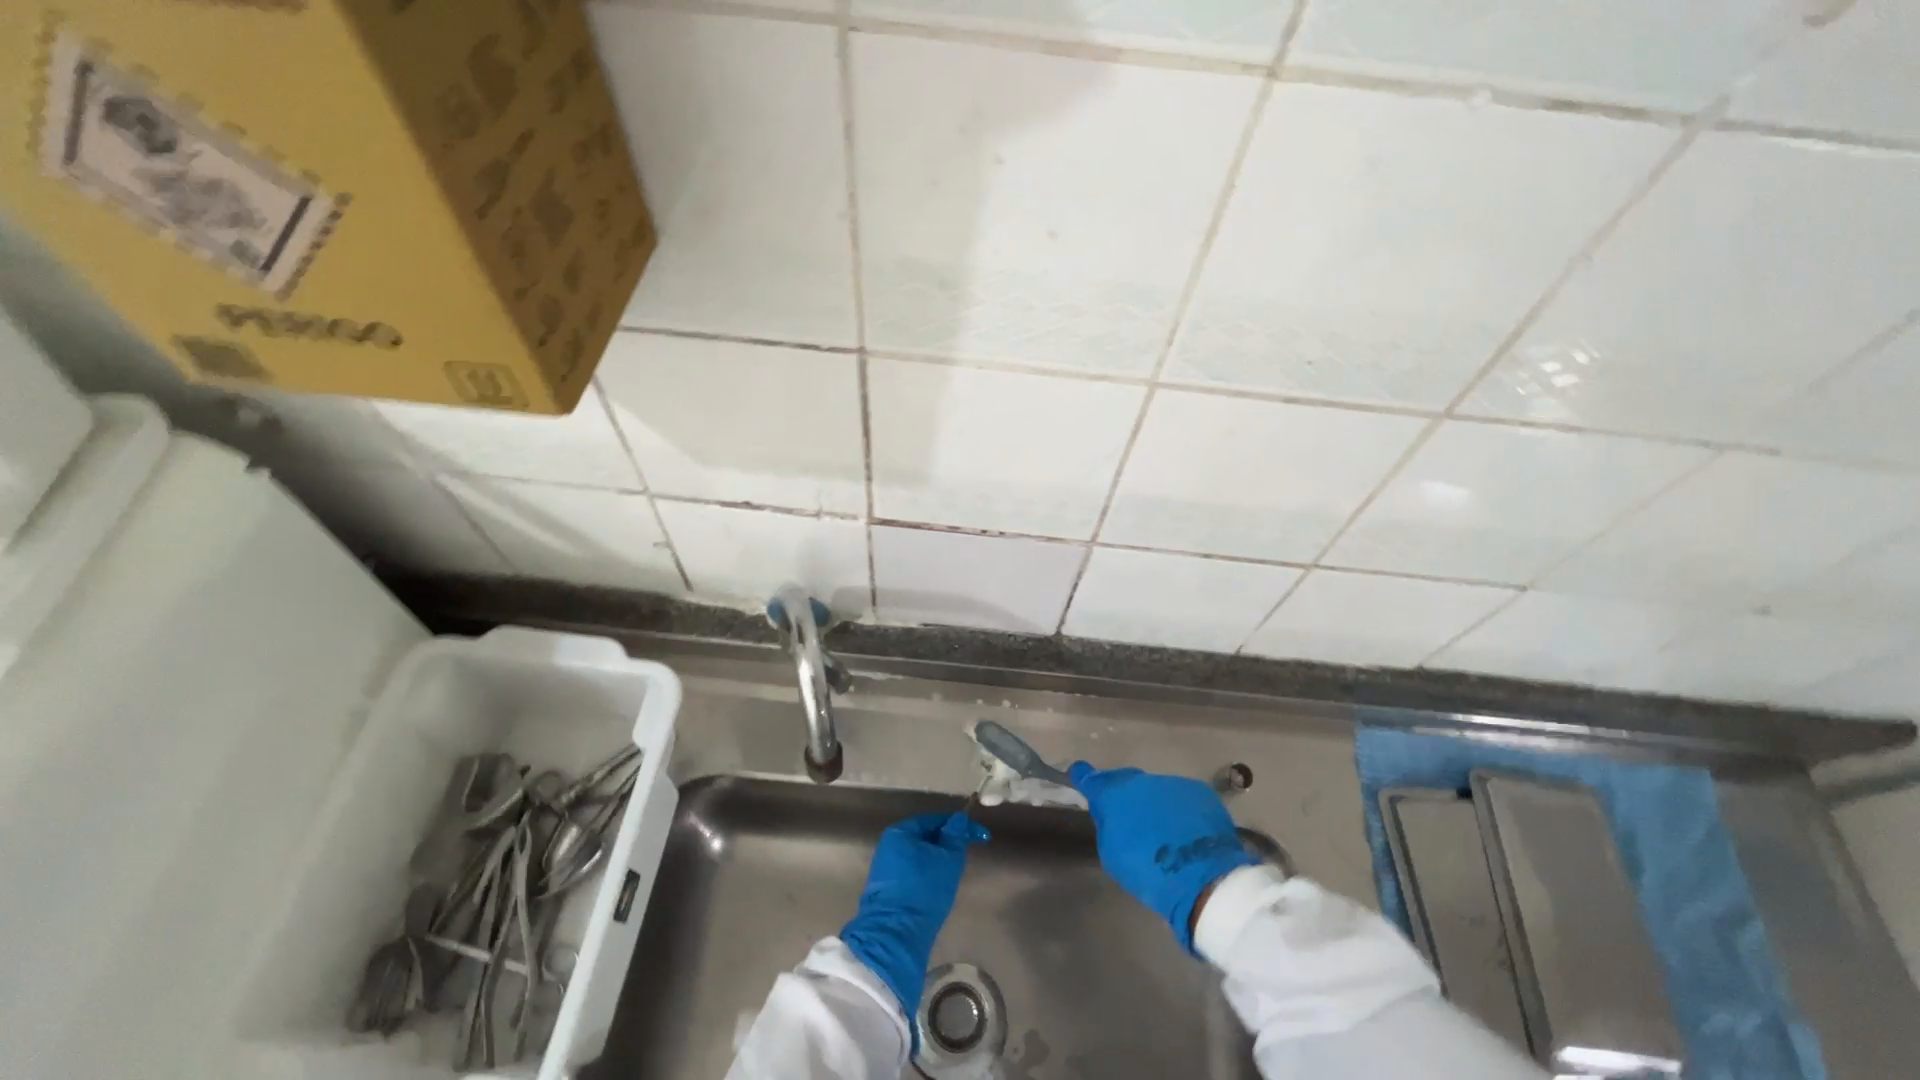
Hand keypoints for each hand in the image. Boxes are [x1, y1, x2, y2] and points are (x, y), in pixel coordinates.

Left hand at [840, 812, 989, 1025]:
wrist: (896, 933)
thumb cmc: (924, 889)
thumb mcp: (948, 859)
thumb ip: (955, 836)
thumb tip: (959, 819)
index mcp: (900, 832)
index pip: (934, 820)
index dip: (959, 825)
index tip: (981, 836)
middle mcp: (889, 845)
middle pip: (925, 837)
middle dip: (948, 843)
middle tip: (969, 852)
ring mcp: (886, 868)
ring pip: (919, 855)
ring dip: (939, 859)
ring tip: (957, 869)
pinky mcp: (887, 888)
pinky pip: (913, 872)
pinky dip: (928, 873)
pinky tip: (939, 884)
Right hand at [1069, 762, 1258, 953]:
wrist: (1200, 878)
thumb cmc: (1146, 871)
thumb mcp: (1111, 853)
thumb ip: (1107, 824)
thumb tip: (1110, 812)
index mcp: (1113, 796)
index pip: (1089, 778)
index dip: (1083, 777)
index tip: (1079, 775)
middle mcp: (1140, 781)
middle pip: (1126, 782)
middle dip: (1124, 796)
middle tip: (1128, 817)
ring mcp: (1172, 783)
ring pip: (1155, 789)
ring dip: (1154, 804)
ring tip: (1163, 831)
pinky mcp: (1199, 791)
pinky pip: (1181, 797)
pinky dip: (1179, 810)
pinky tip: (1186, 832)